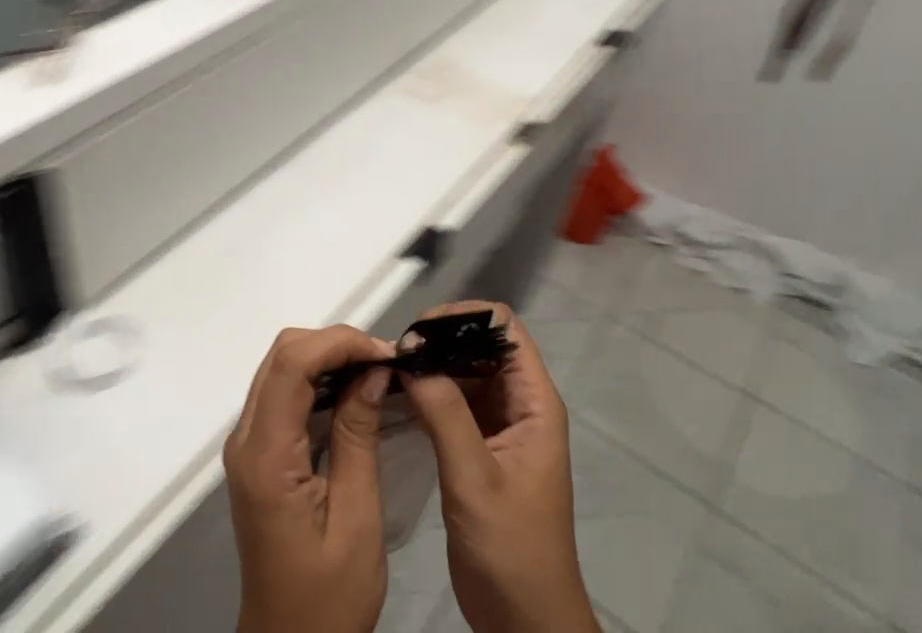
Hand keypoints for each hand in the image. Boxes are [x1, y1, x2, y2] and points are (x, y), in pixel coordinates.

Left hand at [224, 326, 397, 632]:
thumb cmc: (329, 595)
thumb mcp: (357, 518)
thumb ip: (359, 437)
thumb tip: (373, 371)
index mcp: (266, 455)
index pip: (291, 364)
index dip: (338, 343)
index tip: (387, 354)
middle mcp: (246, 440)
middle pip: (281, 357)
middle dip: (335, 345)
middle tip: (386, 364)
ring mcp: (248, 447)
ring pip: (281, 370)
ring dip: (328, 360)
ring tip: (378, 374)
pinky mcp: (259, 457)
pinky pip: (284, 397)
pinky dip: (319, 383)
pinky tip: (355, 395)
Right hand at [404, 302, 599, 632]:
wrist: (524, 616)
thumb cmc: (511, 546)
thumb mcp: (475, 477)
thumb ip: (445, 414)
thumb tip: (412, 356)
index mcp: (535, 404)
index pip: (506, 331)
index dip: (466, 318)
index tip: (419, 330)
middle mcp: (519, 407)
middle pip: (481, 349)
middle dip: (440, 341)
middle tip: (393, 351)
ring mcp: (498, 429)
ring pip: (464, 376)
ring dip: (430, 368)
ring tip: (387, 369)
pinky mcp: (478, 452)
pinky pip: (452, 407)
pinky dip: (425, 396)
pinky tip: (392, 398)